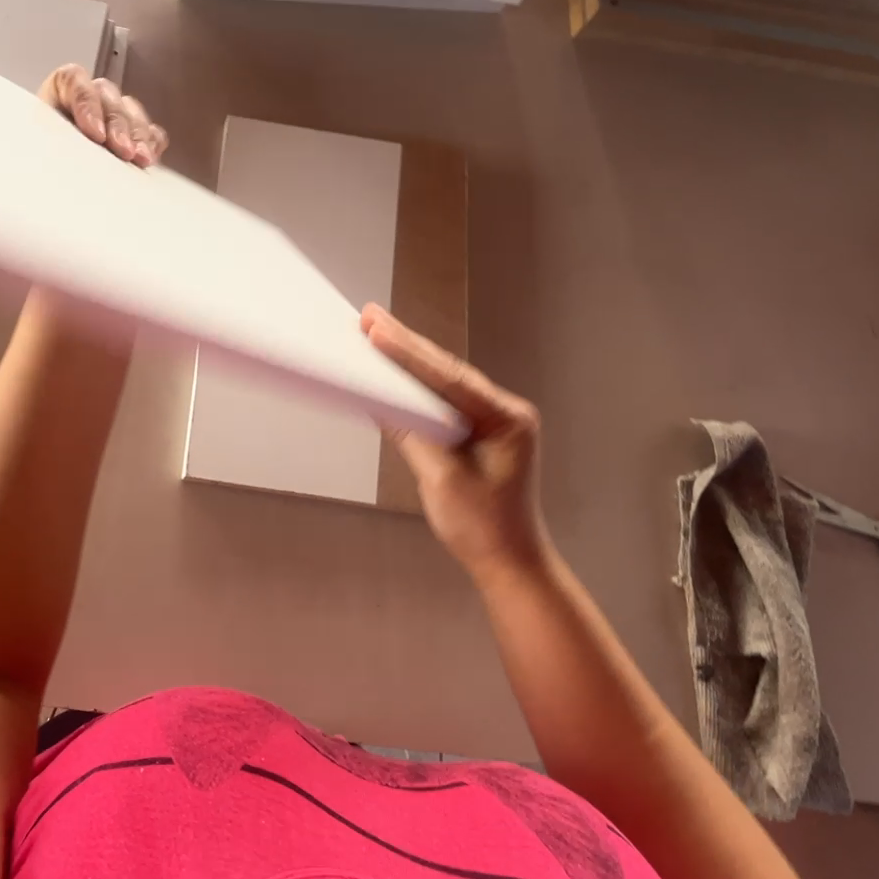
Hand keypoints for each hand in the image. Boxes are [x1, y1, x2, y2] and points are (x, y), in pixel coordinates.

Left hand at [37, 64, 168, 167]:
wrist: (42, 177)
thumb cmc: (35, 158)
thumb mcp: (31, 146)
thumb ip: (41, 144)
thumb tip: (45, 157)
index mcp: (57, 92)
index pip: (75, 81)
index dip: (87, 104)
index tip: (94, 133)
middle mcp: (87, 99)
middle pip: (108, 98)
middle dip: (117, 125)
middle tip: (122, 150)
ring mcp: (111, 115)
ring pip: (131, 112)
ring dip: (138, 135)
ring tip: (140, 159)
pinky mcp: (130, 135)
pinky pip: (148, 131)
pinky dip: (151, 142)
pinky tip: (151, 156)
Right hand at [362, 304, 549, 581]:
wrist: (510, 562)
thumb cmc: (482, 527)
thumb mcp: (441, 479)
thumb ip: (411, 435)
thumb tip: (377, 399)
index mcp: (507, 418)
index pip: (449, 379)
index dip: (408, 355)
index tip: (375, 330)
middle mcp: (504, 409)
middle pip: (447, 371)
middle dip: (406, 345)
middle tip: (369, 316)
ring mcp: (494, 418)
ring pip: (444, 381)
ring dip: (409, 359)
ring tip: (375, 331)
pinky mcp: (479, 429)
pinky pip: (444, 398)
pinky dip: (416, 384)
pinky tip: (394, 369)